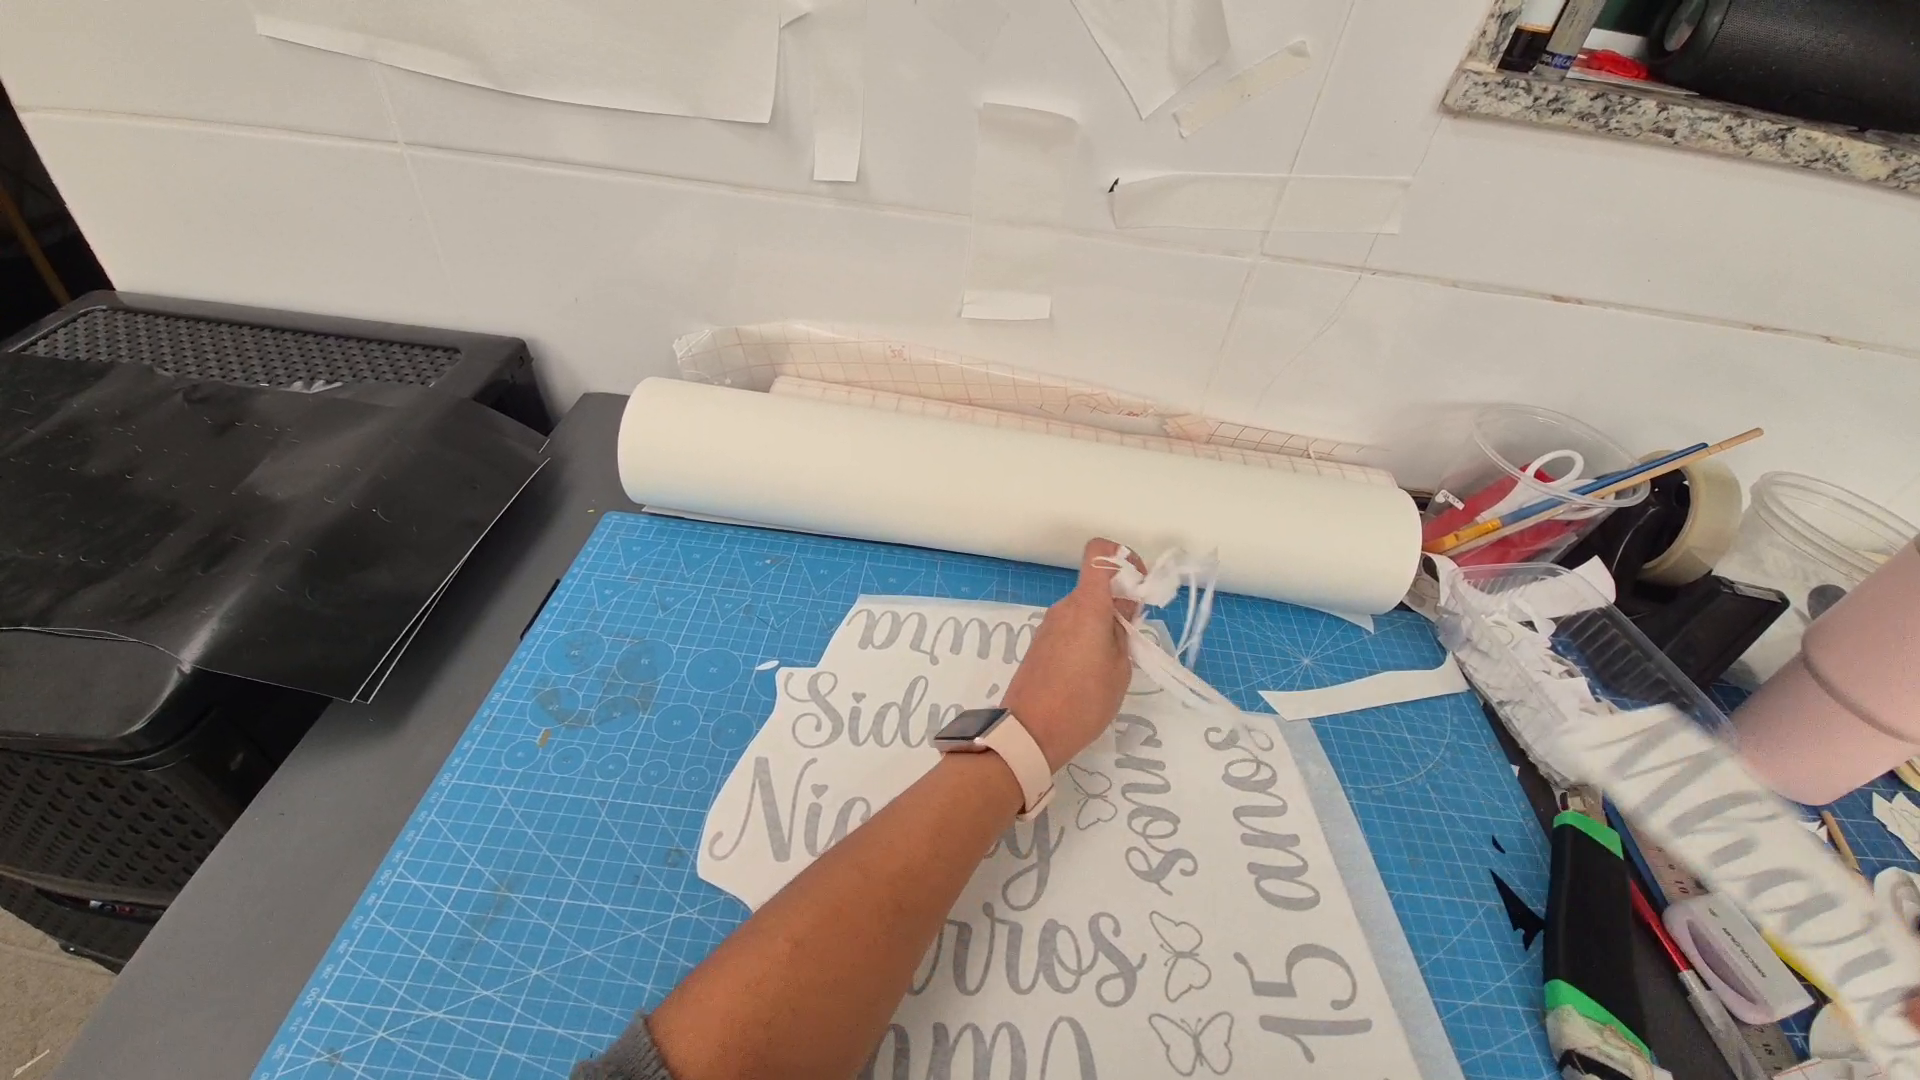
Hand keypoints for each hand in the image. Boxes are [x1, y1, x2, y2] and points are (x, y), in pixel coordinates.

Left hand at [1001, 538, 1143, 771]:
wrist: (1030, 732)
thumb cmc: (1083, 701)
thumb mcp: (1120, 669)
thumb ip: (1124, 634)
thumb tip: (1121, 616)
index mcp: (1087, 605)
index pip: (1099, 553)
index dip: (1124, 558)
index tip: (1138, 588)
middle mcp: (1065, 607)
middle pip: (1096, 587)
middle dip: (1120, 605)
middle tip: (1132, 641)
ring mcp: (1050, 625)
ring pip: (1085, 610)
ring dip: (1103, 626)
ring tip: (1112, 666)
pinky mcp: (1041, 644)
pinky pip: (1071, 628)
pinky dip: (1086, 639)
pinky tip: (1091, 674)